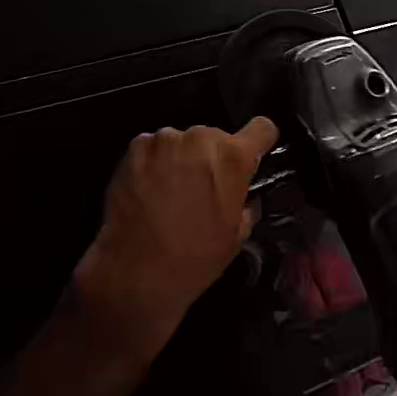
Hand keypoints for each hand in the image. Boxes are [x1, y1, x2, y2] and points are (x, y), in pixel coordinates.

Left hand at [71, 118, 279, 363]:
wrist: (137, 266)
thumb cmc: (195, 256)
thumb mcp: (237, 235)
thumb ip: (245, 202)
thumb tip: (243, 193)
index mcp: (231, 157)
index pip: (261, 128)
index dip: (260, 139)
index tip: (255, 150)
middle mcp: (198, 137)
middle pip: (214, 138)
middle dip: (211, 158)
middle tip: (202, 189)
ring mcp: (163, 138)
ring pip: (181, 142)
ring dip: (181, 159)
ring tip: (171, 193)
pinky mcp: (135, 145)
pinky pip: (153, 148)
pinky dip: (154, 162)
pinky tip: (148, 189)